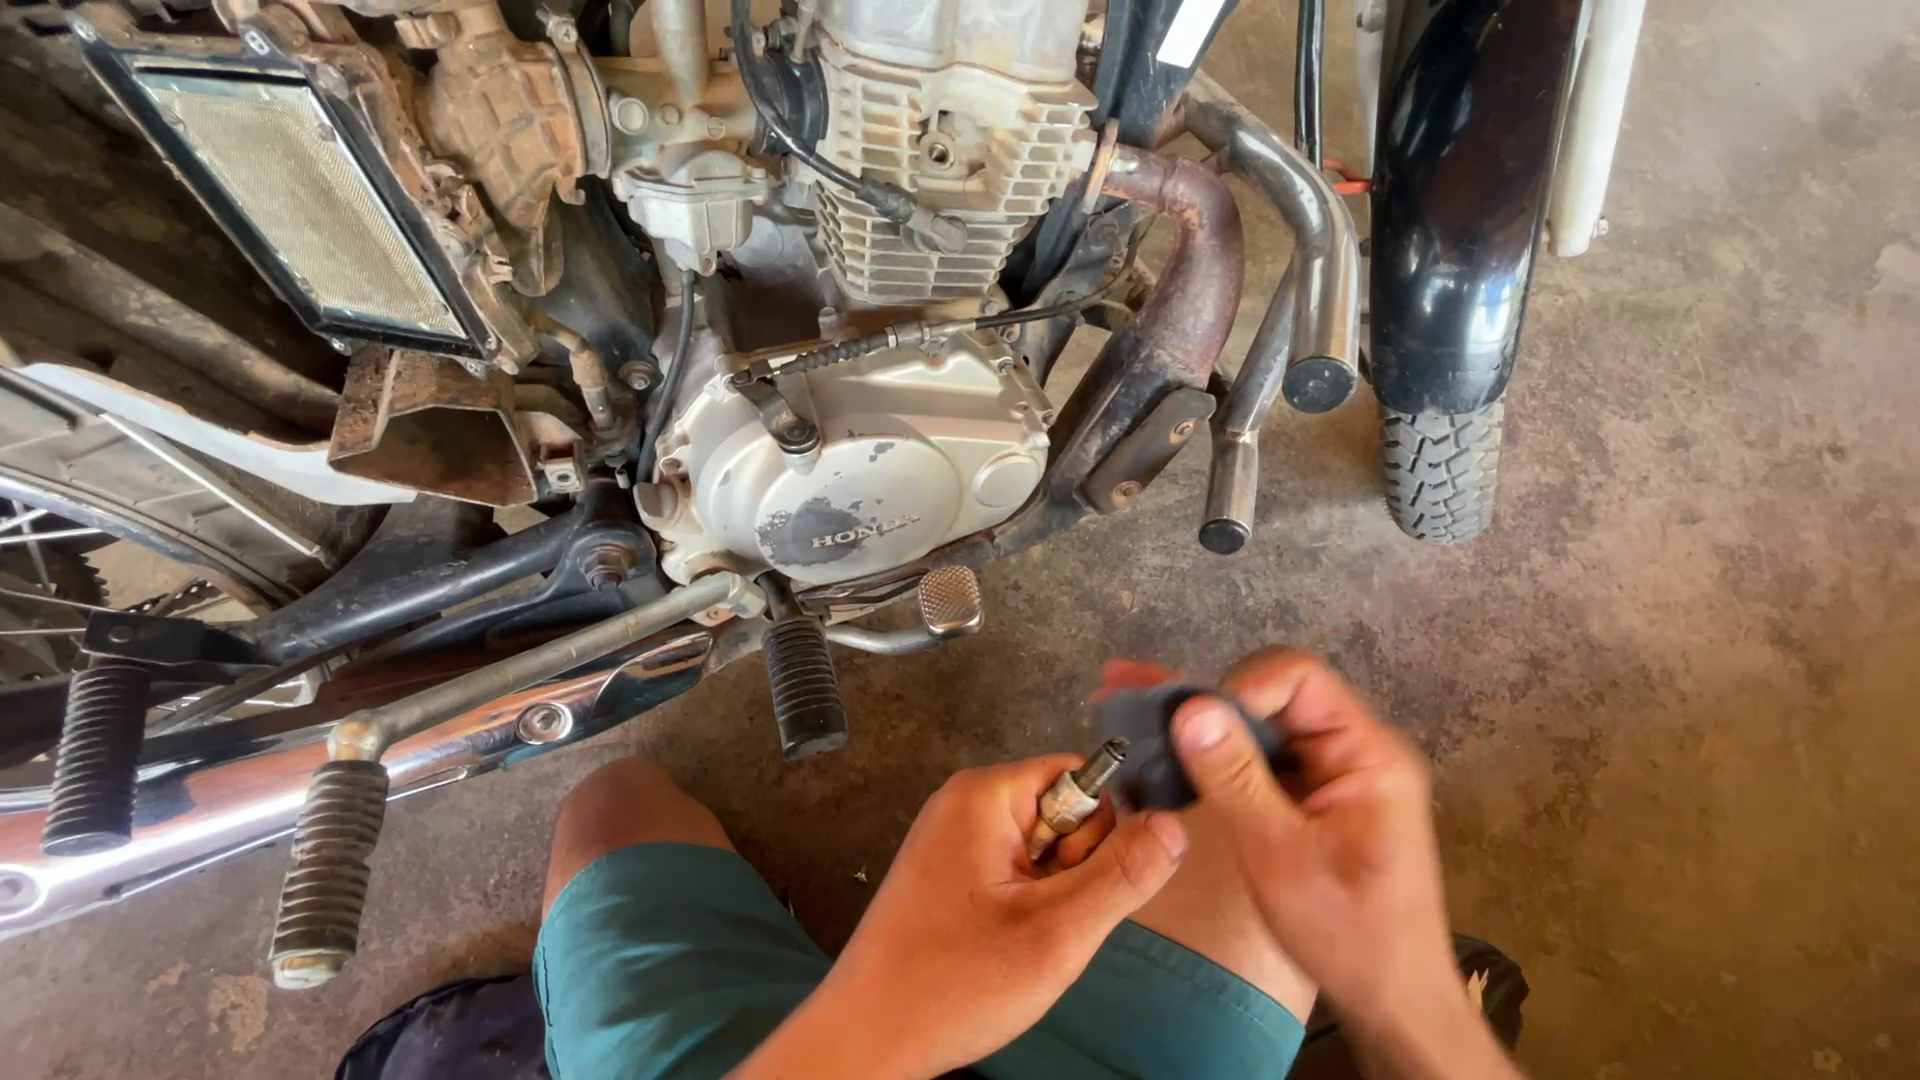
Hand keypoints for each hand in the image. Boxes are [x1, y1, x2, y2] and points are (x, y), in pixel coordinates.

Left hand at [731, 755, 1187, 1079]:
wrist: (867, 1039)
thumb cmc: (955, 982)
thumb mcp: (1057, 932)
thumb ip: (1122, 876)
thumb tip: (1175, 824)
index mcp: (985, 793)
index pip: (1080, 776)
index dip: (1097, 832)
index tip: (1074, 886)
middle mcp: (965, 800)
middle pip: (1061, 811)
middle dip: (1070, 869)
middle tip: (1040, 922)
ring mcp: (952, 835)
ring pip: (1041, 847)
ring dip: (1049, 895)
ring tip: (1017, 939)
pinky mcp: (947, 868)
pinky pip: (1013, 869)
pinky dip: (1023, 906)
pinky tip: (1000, 943)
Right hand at [1171, 647, 1519, 1078]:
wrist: (1391, 1000)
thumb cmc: (1349, 934)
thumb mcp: (1282, 858)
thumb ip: (1236, 779)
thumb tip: (1189, 708)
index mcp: (1365, 751)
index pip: (1297, 678)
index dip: (1239, 686)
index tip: (1191, 723)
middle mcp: (1347, 745)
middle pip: (1268, 692)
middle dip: (1199, 693)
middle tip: (1129, 692)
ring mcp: (1325, 767)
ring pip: (1253, 720)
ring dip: (1192, 716)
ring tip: (1126, 700)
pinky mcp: (1304, 790)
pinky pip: (1252, 753)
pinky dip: (1205, 748)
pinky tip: (1157, 741)